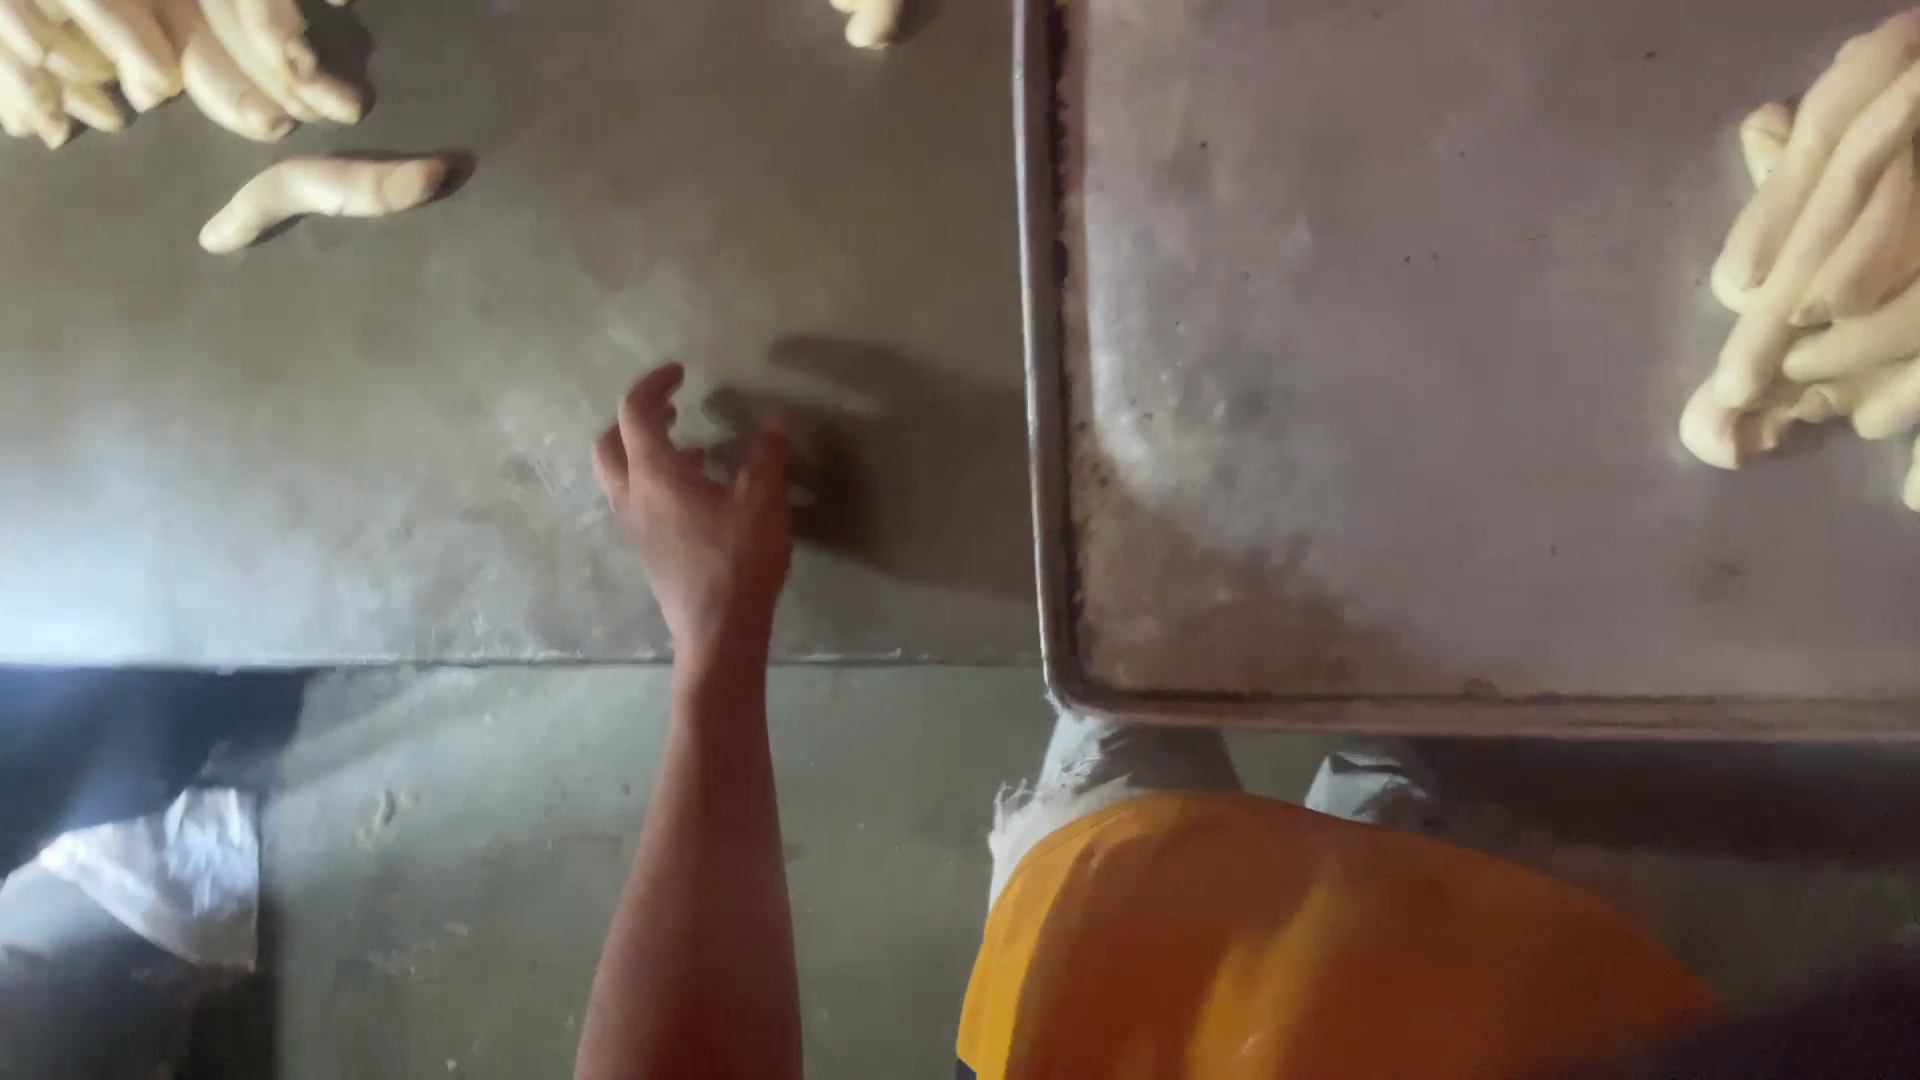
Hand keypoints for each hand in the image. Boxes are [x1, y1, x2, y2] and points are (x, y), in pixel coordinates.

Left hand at [592, 363, 793, 654]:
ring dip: (648, 453)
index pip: (636, 412)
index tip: (680, 373)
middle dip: (637, 420)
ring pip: (621, 475)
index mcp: (654, 473)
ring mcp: (634, 527)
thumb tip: (772, 425)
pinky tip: (700, 496)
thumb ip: (766, 456)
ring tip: (696, 451)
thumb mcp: (763, 499)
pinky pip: (639, 501)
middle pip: (610, 443)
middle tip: (674, 412)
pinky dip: (658, 483)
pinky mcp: (647, 551)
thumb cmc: (738, 558)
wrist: (718, 628)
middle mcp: (632, 495)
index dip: (655, 385)